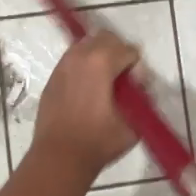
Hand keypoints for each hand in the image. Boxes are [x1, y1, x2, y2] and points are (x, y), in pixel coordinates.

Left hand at [30, 29, 140, 178]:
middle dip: (119, 53)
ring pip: (86, 45)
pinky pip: (72, 60)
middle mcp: (80, 56)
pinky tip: (87, 89)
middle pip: (106, 38)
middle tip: (124, 78)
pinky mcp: (52, 78)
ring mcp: (63, 65)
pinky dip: (83, 67)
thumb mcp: (134, 124)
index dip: (137, 68)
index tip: (136, 88)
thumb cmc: (98, 141)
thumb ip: (142, 101)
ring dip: (100, 56)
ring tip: (105, 81)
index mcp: (101, 62)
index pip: (129, 51)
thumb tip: (140, 89)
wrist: (59, 157)